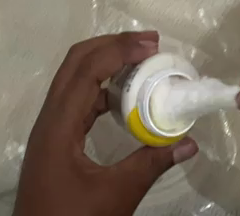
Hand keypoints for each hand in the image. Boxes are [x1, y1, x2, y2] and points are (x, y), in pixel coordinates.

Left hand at [13, 32, 197, 215]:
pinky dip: (102, 86)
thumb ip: (151, 164)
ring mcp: (49, 129)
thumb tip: (189, 143)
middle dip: (113, 45)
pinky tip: (125, 97)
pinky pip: (77, 98)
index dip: (120, 50)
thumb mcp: (116, 196)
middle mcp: (49, 119)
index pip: (88, 69)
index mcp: (58, 126)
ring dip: (107, 62)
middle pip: (76, 61)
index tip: (153, 46)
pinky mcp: (54, 141)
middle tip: (150, 43)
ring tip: (142, 62)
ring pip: (75, 77)